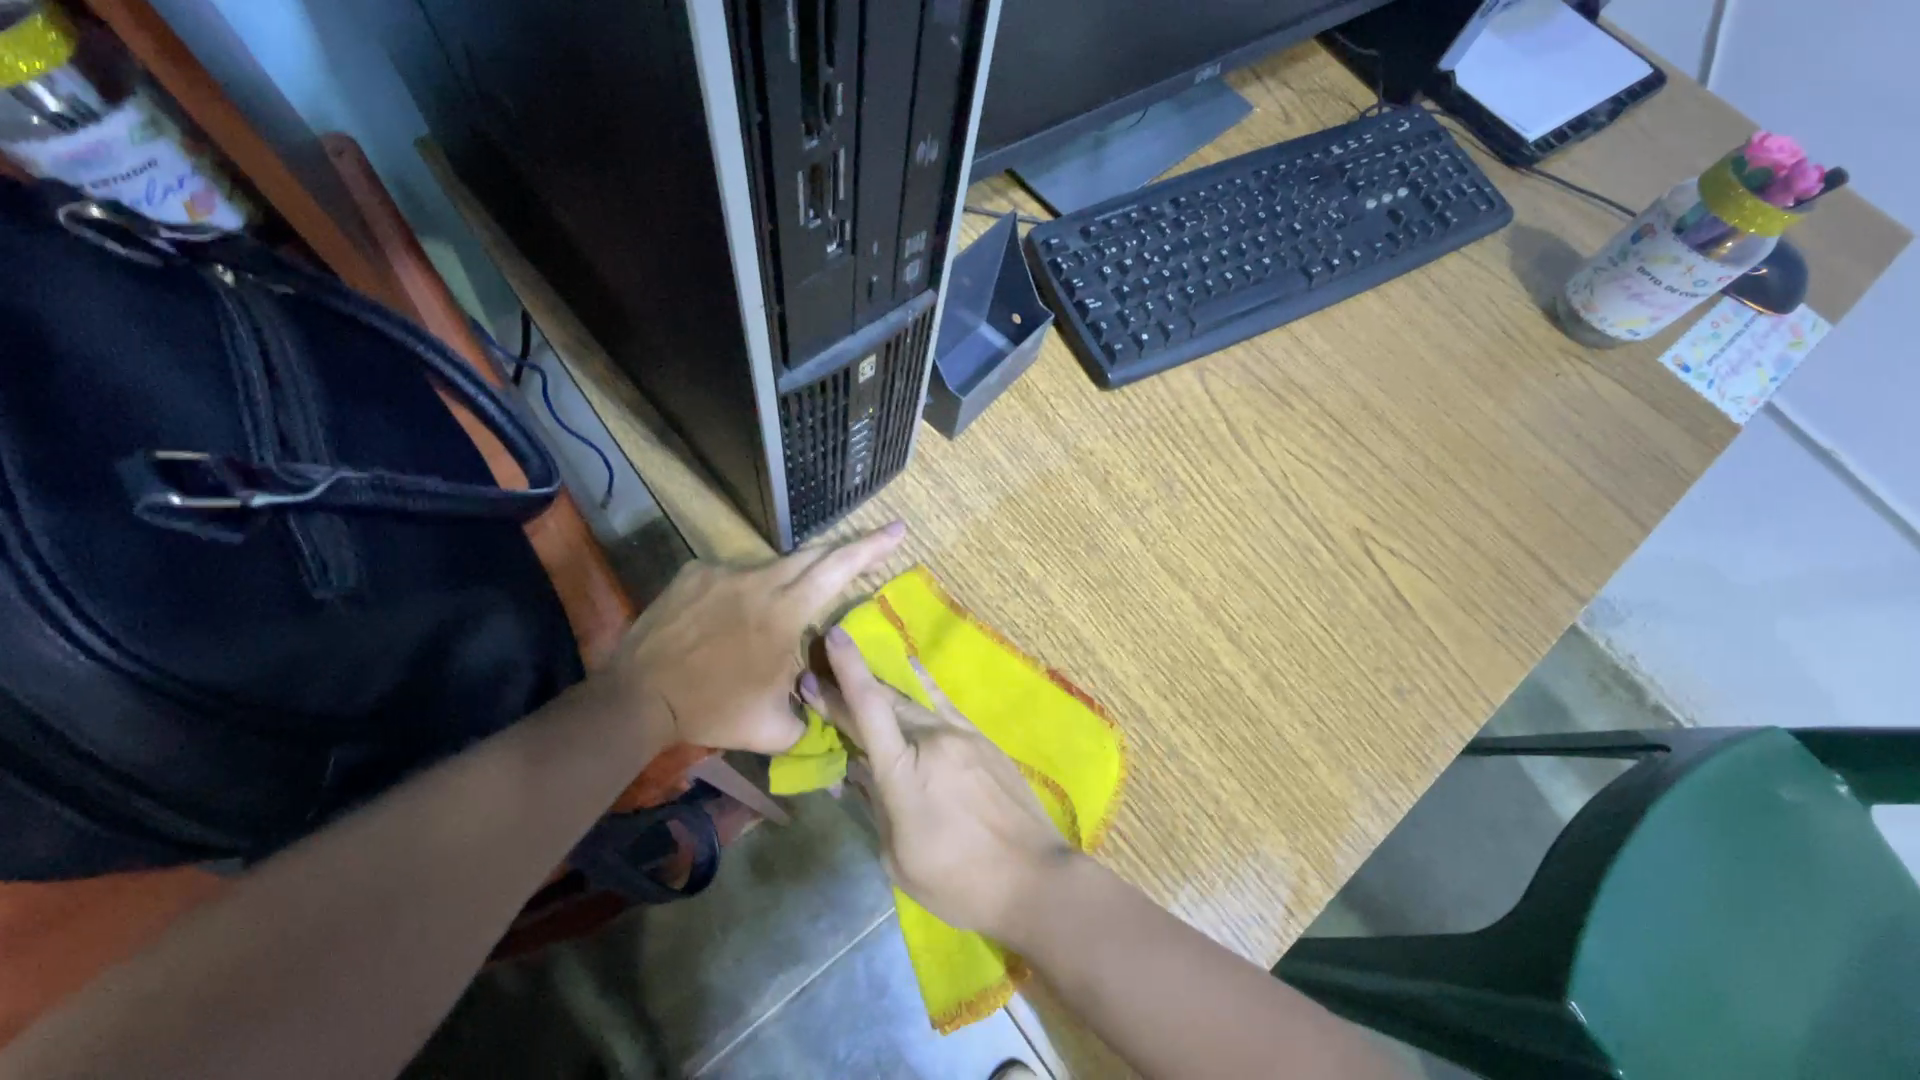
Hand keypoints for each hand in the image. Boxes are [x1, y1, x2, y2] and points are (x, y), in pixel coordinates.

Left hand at [603, 523, 905, 754]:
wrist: (638, 698)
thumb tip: (828, 710)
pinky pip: (733, 575)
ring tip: (785, 612)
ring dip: (791, 581)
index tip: (898, 529)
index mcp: (785, 612)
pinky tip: (734, 619)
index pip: (838, 568)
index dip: (872, 547)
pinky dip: (747, 592)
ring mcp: (723, 572)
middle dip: (847, 550)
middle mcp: (759, 581)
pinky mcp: (694, 573)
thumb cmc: (713, 711)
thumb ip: (812, 719)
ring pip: (772, 567)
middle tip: (871, 547)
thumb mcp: (774, 730)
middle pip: (813, 555)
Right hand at [804, 626, 1075, 938]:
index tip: (829, 637)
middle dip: (852, 684)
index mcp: (903, 771)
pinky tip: (913, 671)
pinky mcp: (984, 742)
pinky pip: (943, 708)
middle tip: (824, 673)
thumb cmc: (958, 881)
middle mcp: (932, 740)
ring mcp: (963, 737)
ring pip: (914, 703)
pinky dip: (922, 690)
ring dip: (884, 690)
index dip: (845, 672)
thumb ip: (876, 806)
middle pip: (886, 700)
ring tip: (861, 676)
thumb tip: (861, 773)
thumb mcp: (897, 857)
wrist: (1034, 879)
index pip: (867, 708)